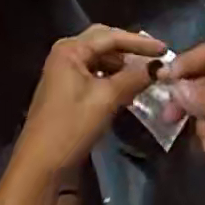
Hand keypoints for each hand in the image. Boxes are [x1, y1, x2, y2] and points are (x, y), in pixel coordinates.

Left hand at [13, 25, 166, 183]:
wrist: (39, 167)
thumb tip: (159, 67)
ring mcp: (64, 70)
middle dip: (130, 49)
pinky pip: (95, 72)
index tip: (165, 49)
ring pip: (101, 58)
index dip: (140, 43)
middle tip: (155, 55)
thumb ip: (134, 78)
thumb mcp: (106, 100)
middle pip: (105, 42)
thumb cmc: (70, 127)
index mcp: (70, 49)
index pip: (111, 37)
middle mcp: (65, 53)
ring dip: (122, 64)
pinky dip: (112, 77)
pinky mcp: (66, 88)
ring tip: (145, 72)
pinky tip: (128, 87)